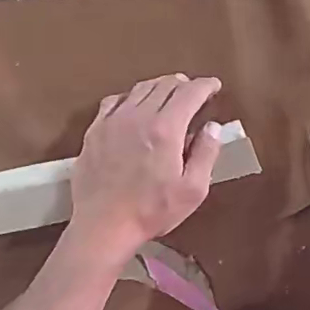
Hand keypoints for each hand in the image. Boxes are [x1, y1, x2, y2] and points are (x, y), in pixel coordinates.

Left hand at [68, 73, 223, 259]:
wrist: (104, 226)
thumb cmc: (151, 211)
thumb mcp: (193, 190)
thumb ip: (206, 154)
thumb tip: (212, 128)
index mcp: (166, 129)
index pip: (190, 93)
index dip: (205, 86)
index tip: (214, 86)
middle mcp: (138, 117)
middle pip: (164, 85)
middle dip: (184, 84)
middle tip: (193, 90)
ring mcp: (113, 122)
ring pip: (139, 89)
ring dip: (158, 86)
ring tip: (169, 92)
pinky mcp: (95, 131)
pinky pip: (114, 101)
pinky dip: (130, 97)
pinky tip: (134, 105)